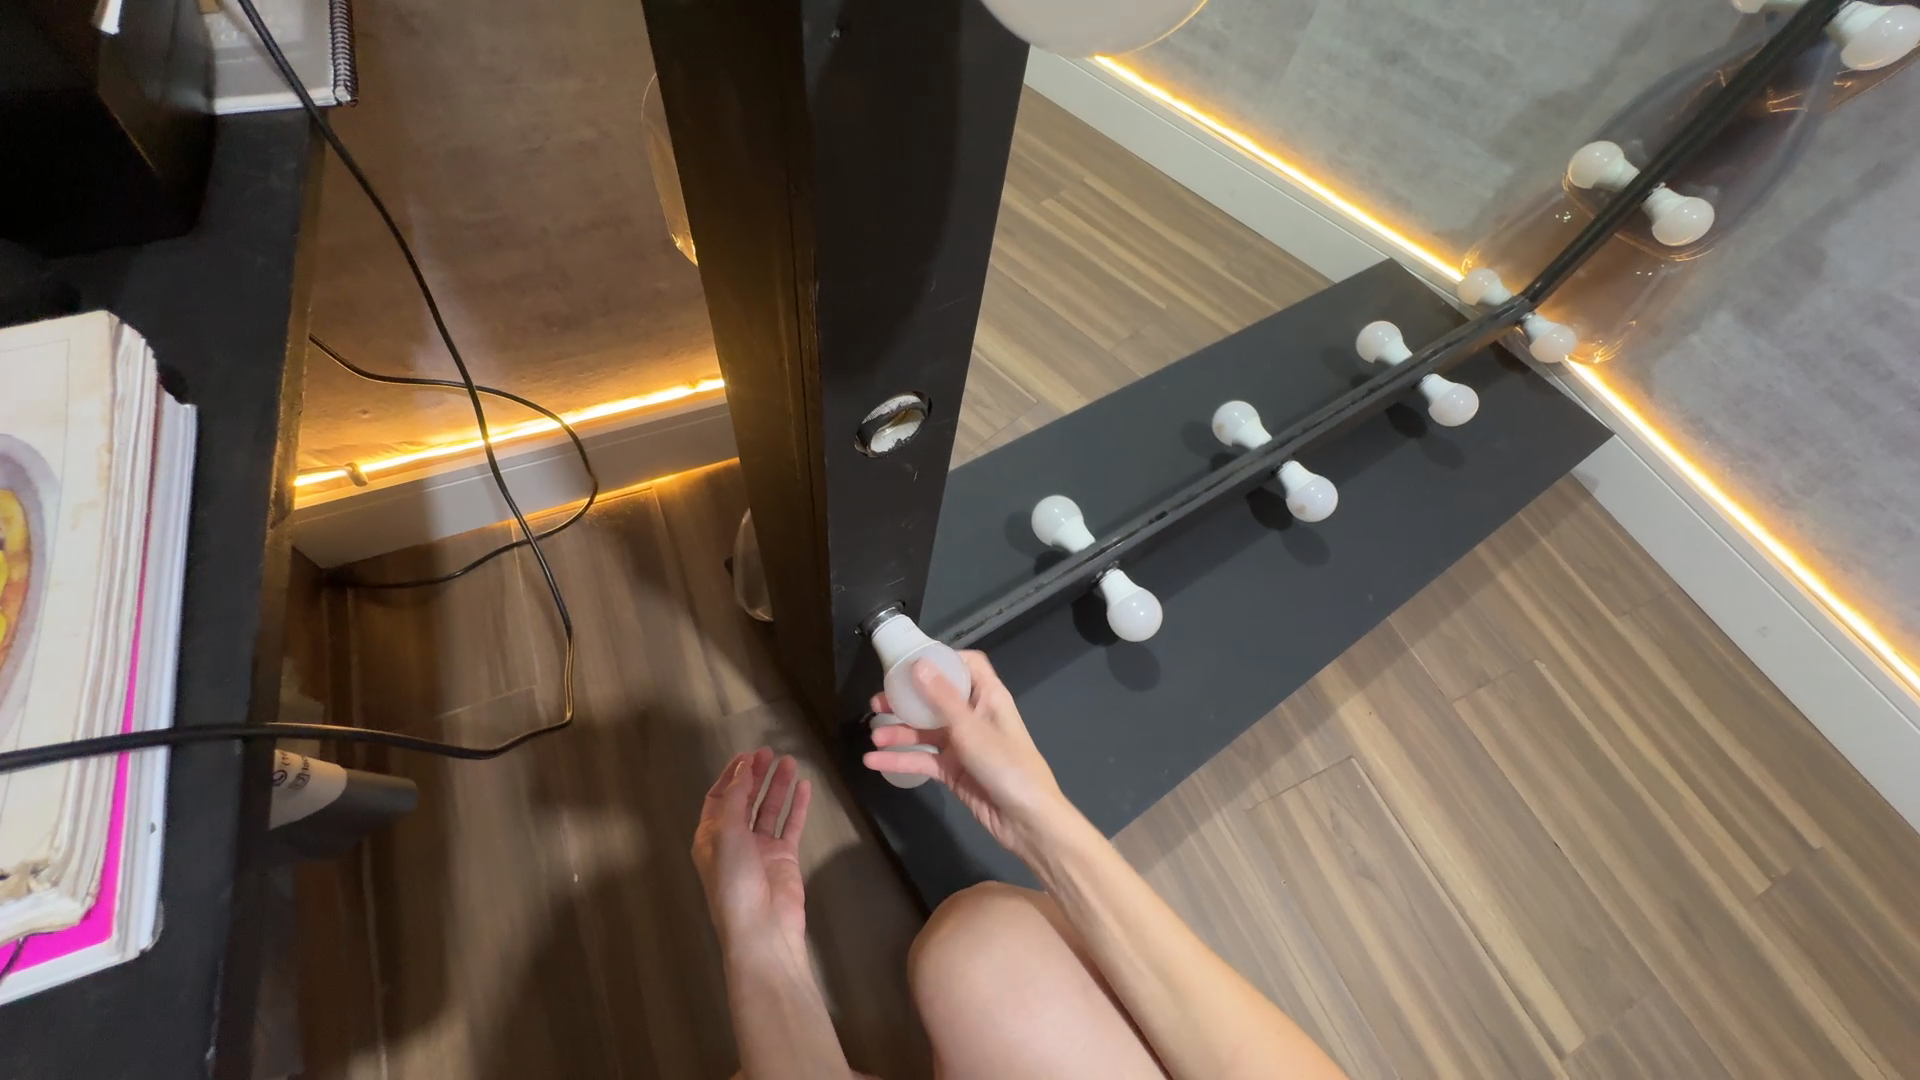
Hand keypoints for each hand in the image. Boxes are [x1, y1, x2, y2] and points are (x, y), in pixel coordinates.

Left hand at [692, 748, 812, 949]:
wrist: (762, 927)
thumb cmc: (735, 881)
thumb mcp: (726, 834)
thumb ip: (735, 798)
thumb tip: (742, 768)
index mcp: (711, 838)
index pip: (718, 798)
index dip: (731, 776)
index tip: (747, 755)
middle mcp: (734, 841)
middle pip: (745, 800)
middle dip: (755, 775)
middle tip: (769, 752)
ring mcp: (761, 849)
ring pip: (770, 809)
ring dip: (778, 785)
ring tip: (790, 761)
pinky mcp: (784, 856)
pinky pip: (791, 824)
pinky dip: (797, 805)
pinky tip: (805, 786)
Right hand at [863, 651, 1077, 864]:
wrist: (1026, 820)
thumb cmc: (1006, 764)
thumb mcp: (971, 728)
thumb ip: (941, 697)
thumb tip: (918, 664)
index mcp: (987, 697)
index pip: (967, 666)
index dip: (942, 660)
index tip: (911, 661)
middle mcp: (974, 716)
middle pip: (937, 699)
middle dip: (908, 700)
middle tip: (878, 701)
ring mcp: (963, 745)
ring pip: (926, 731)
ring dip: (900, 732)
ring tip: (873, 735)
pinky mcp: (953, 771)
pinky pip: (923, 759)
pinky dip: (900, 759)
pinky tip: (874, 761)